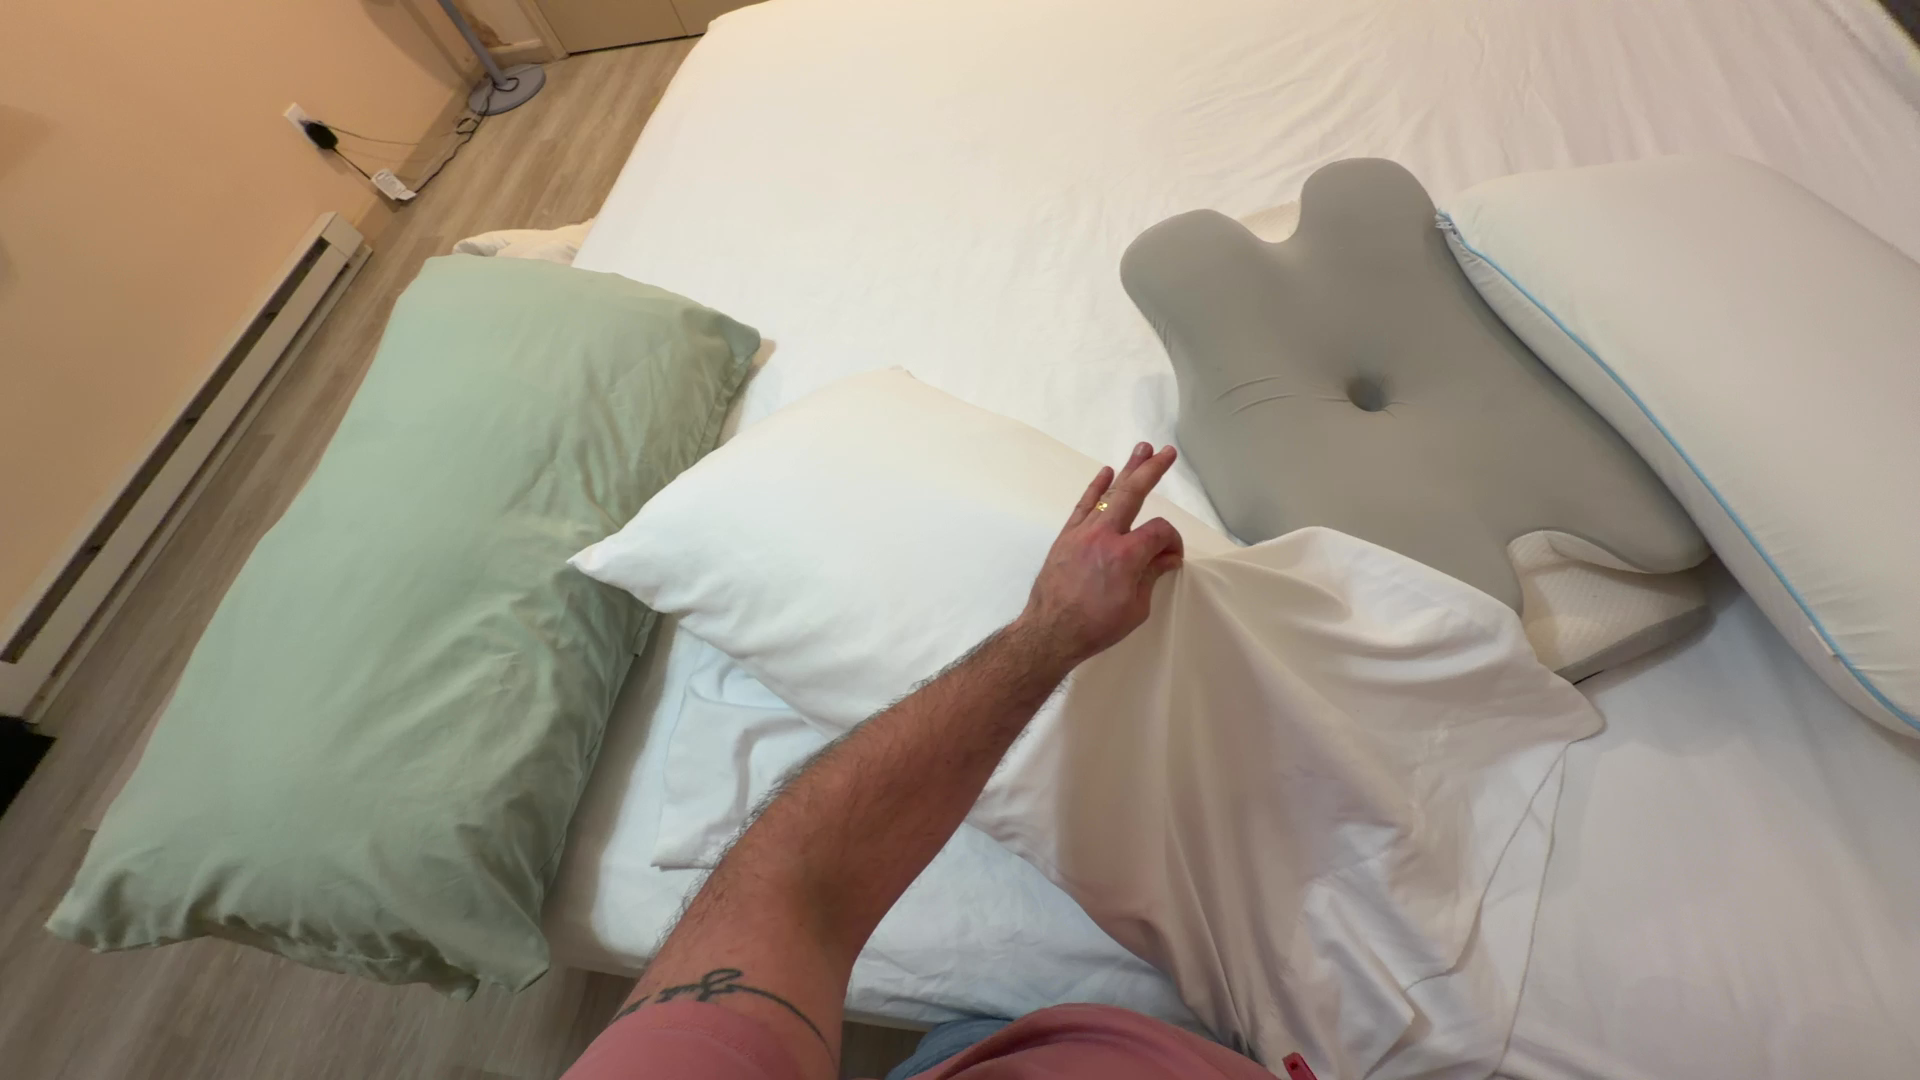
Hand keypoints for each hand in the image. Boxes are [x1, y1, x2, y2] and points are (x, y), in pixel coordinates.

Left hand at [1018, 442, 1185, 668]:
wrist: (1050, 631)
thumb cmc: (1096, 626)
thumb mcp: (1136, 608)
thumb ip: (1152, 575)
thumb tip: (1167, 556)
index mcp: (1126, 555)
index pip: (1159, 531)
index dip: (1172, 542)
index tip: (1171, 558)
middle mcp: (1104, 536)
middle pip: (1133, 493)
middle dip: (1152, 470)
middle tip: (1167, 452)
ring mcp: (1082, 533)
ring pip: (1108, 494)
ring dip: (1127, 470)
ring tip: (1142, 448)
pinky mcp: (1066, 537)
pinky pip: (1083, 505)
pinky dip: (1095, 488)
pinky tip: (1107, 472)